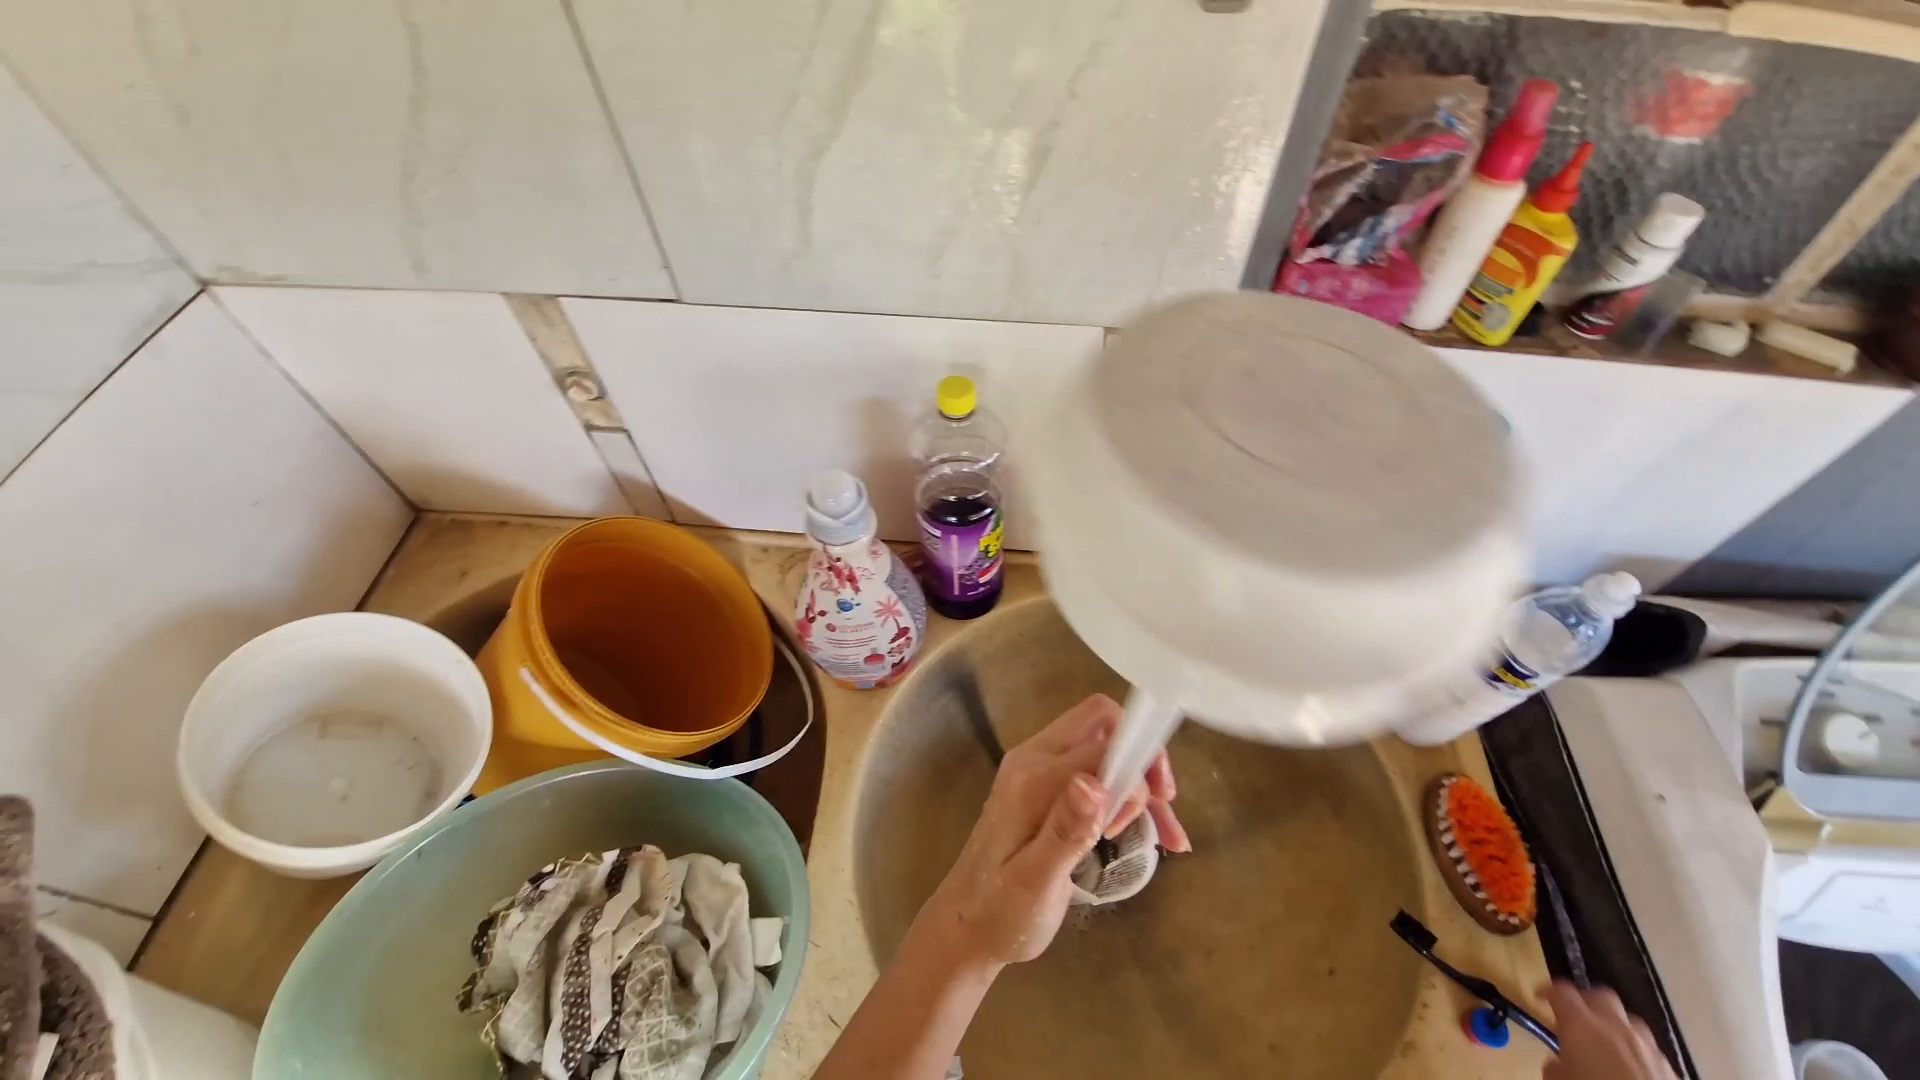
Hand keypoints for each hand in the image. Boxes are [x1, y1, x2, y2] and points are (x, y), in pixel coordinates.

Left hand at [910, 694, 1188, 972]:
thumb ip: (1065, 830)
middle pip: (1102, 724)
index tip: (1150, 812)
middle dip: (1143, 757)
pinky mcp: (1046, 787)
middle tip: (1164, 808)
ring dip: (1140, 781)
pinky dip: (1127, 796)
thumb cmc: (1000, 913)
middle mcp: (1034, 760)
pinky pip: (1095, 771)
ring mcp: (1038, 770)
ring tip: (1167, 836)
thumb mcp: (1035, 881)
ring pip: (1104, 746)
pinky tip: (1151, 834)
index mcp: (1032, 779)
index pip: (1102, 742)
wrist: (966, 928)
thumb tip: (1094, 783)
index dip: (1135, 767)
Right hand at [1539, 982, 1677, 1079]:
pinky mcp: (1670, 1069)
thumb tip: (1558, 1062)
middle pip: (1601, 996)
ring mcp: (1647, 1047)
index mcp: (1581, 1025)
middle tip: (1576, 1017)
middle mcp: (1615, 1027)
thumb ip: (1554, 1066)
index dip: (1548, 991)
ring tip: (1608, 1044)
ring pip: (1631, 1021)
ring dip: (1617, 1026)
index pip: (1561, 991)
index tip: (1540, 999)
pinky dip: (1638, 1052)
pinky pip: (1650, 1049)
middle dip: (1587, 1002)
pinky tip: (1632, 1070)